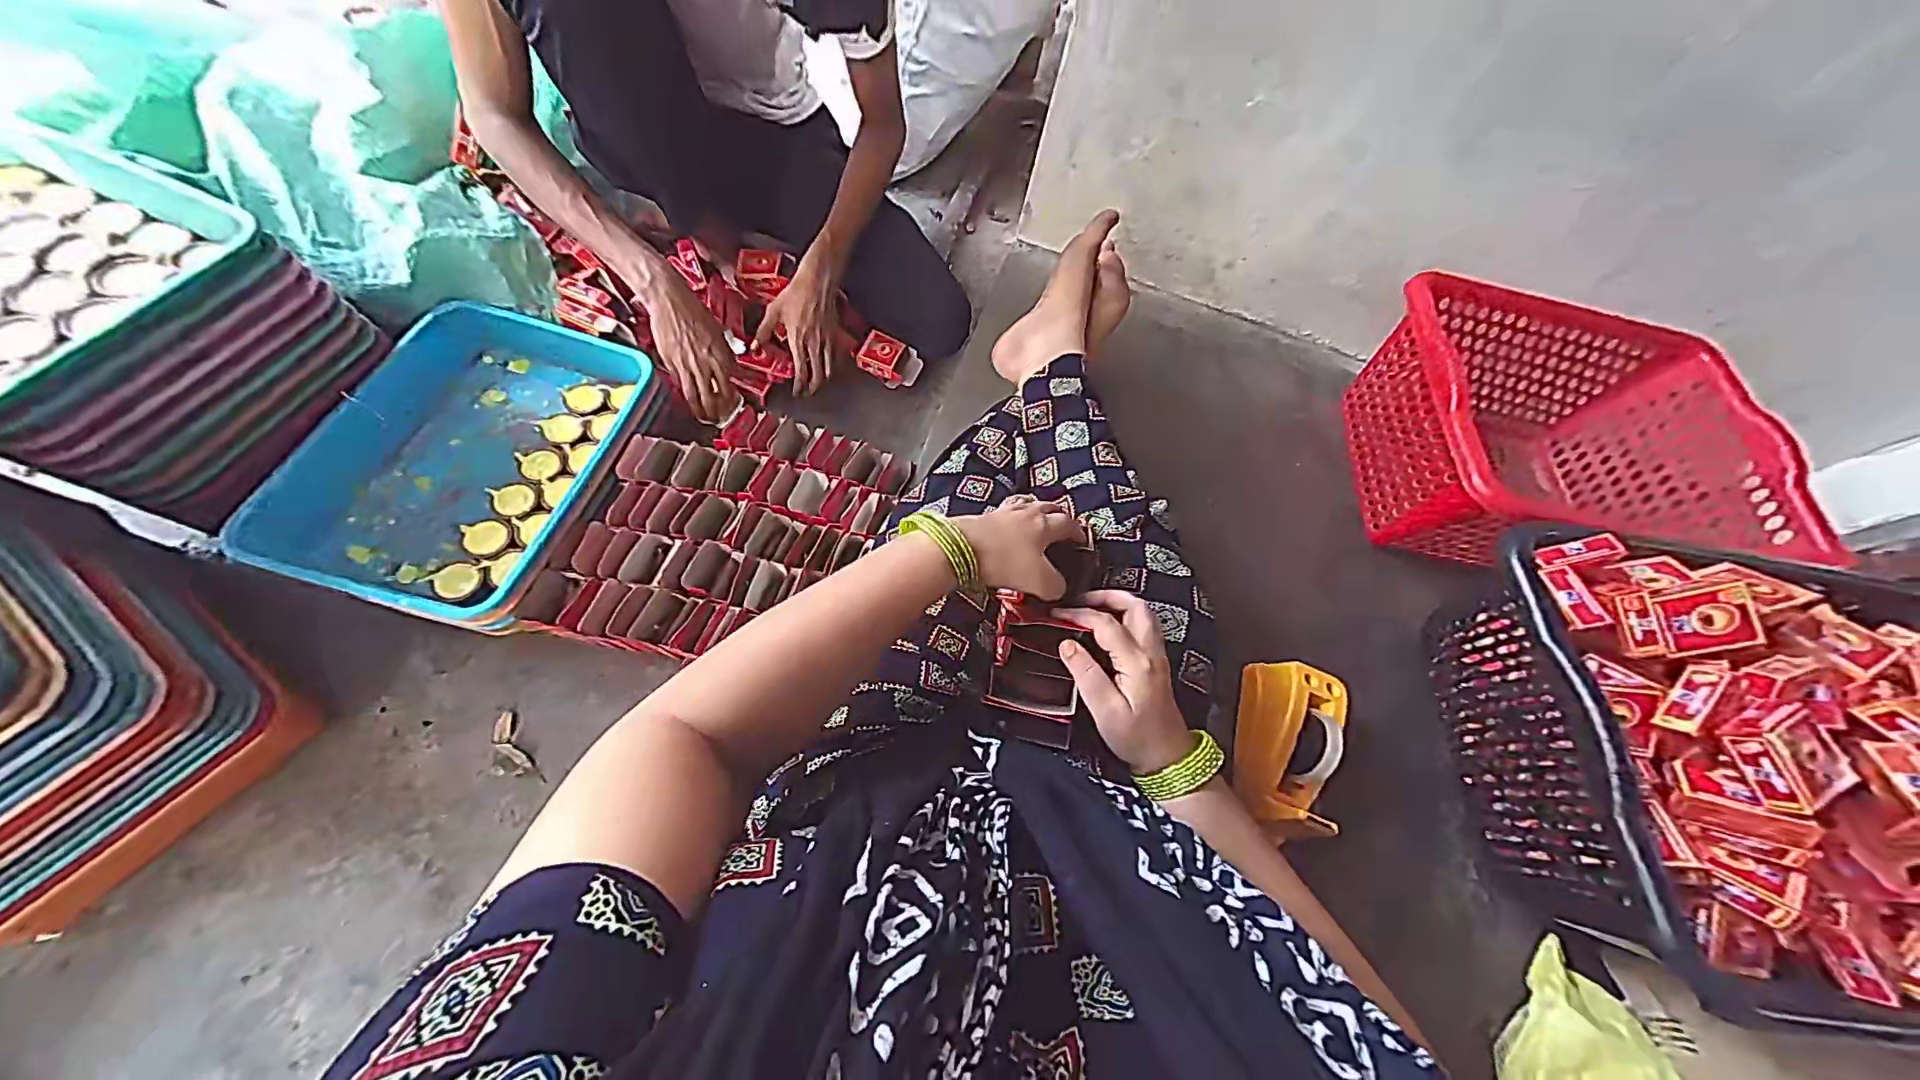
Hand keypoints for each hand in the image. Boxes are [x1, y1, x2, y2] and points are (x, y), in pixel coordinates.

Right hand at [642, 276, 740, 423]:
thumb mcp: (718, 330)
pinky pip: (680, 383)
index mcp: (720, 355)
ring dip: (701, 410)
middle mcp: (704, 363)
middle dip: (717, 412)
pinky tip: (689, 400)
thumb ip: (724, 351)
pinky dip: (686, 394)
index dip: (730, 400)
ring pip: (695, 395)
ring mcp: (686, 364)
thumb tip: (728, 367)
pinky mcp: (670, 362)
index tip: (732, 406)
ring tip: (704, 418)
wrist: (669, 300)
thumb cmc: (694, 311)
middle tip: (718, 420)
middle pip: (713, 396)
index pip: (728, 385)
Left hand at [754, 256, 839, 395]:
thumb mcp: (773, 312)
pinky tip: (830, 366)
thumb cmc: (795, 294)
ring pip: (829, 368)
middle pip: (818, 374)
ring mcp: (827, 340)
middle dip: (813, 386)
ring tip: (819, 383)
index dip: (800, 385)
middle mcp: (814, 344)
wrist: (817, 282)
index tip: (797, 392)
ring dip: (824, 379)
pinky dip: (833, 365)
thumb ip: (763, 332)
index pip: (801, 371)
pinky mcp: (835, 334)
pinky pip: (835, 356)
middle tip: (808, 392)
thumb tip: (754, 348)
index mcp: (798, 341)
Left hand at [950, 495, 1084, 597]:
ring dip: (1034, 509)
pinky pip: (1004, 512)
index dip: (1078, 532)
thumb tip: (1058, 588)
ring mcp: (1003, 512)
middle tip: (1061, 523)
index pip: (1068, 523)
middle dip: (1058, 514)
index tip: (1081, 540)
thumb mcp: (1040, 582)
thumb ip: (1055, 586)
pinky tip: (1007, 525)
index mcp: (1045, 525)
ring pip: (1025, 504)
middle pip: (1048, 506)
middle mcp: (1026, 513)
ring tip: (1036, 517)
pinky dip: (1011, 516)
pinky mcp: (983, 517)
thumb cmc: (1005, 562)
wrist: (961, 548)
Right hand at [1052, 590, 1192, 774]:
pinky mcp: (1156, 662)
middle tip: (1078, 601)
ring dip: (1116, 603)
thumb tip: (1067, 644)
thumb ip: (1085, 674)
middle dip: (1105, 596)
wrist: (1167, 757)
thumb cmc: (1136, 737)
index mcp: (1137, 662)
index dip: (1079, 614)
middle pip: (1135, 605)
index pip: (1106, 623)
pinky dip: (1123, 616)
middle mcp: (1151, 652)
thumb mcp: (1105, 711)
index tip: (1056, 614)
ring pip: (1142, 613)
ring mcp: (1156, 655)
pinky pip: (1143, 626)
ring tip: (1089, 608)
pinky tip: (1106, 626)